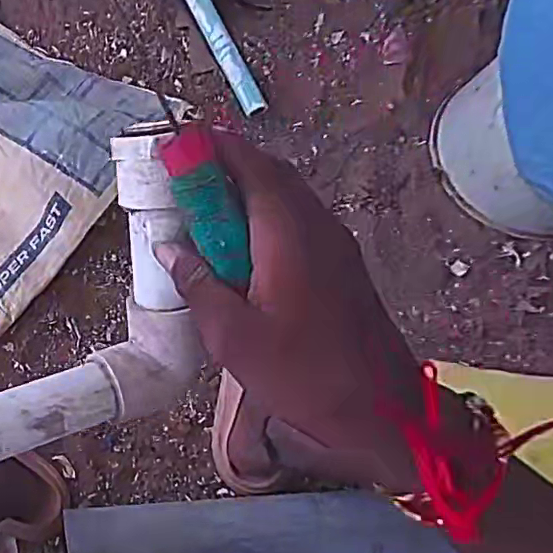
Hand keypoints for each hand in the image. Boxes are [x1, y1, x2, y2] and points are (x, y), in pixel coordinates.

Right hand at [154, 130, 426, 490]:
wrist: (381, 409)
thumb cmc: (304, 374)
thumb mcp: (233, 337)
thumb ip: (198, 286)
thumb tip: (171, 249)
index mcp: (288, 235)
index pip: (251, 168)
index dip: (213, 148)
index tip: (179, 143)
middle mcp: (316, 226)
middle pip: (270, 174)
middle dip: (226, 166)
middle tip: (185, 177)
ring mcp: (334, 244)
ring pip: (286, 197)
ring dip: (245, 192)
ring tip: (206, 212)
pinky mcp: (340, 264)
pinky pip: (296, 222)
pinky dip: (263, 218)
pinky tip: (241, 249)